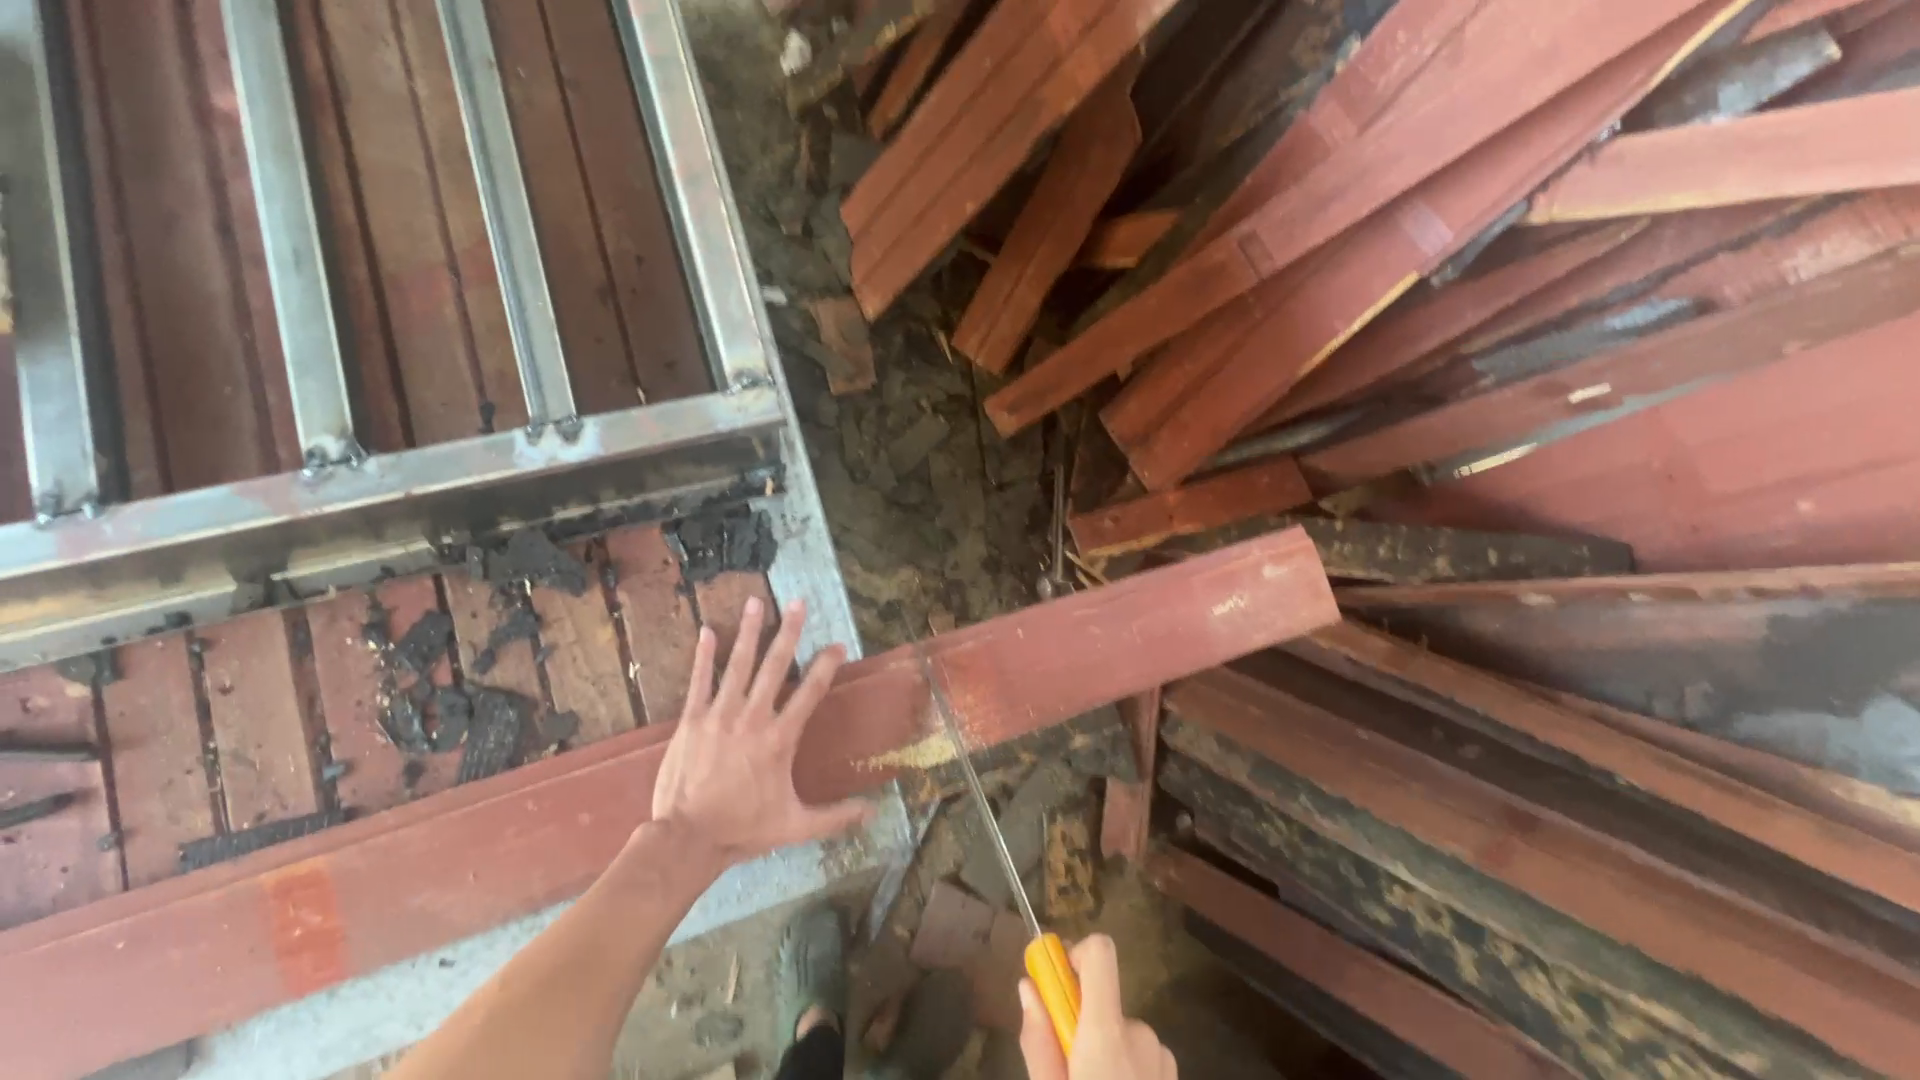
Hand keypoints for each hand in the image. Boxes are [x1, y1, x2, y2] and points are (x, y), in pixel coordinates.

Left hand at [647, 597, 873, 867]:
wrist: (687, 837)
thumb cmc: (744, 829)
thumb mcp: (796, 826)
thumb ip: (835, 817)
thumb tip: (873, 811)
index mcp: (779, 740)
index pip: (809, 693)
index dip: (826, 666)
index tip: (838, 646)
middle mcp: (752, 719)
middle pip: (774, 667)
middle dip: (788, 632)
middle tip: (798, 602)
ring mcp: (719, 716)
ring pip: (737, 665)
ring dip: (748, 632)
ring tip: (756, 602)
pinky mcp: (691, 721)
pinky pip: (699, 681)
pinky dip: (704, 656)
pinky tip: (707, 631)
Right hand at [1019, 935, 1174, 1079]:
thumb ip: (1038, 1039)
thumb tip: (1028, 985)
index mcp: (1107, 1033)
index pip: (1100, 953)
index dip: (1077, 954)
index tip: (1058, 980)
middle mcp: (1140, 1033)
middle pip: (1102, 1002)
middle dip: (1082, 1024)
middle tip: (1068, 1066)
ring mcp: (1163, 1053)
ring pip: (1120, 1030)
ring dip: (1105, 1050)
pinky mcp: (1175, 1070)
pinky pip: (1141, 1051)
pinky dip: (1126, 1066)